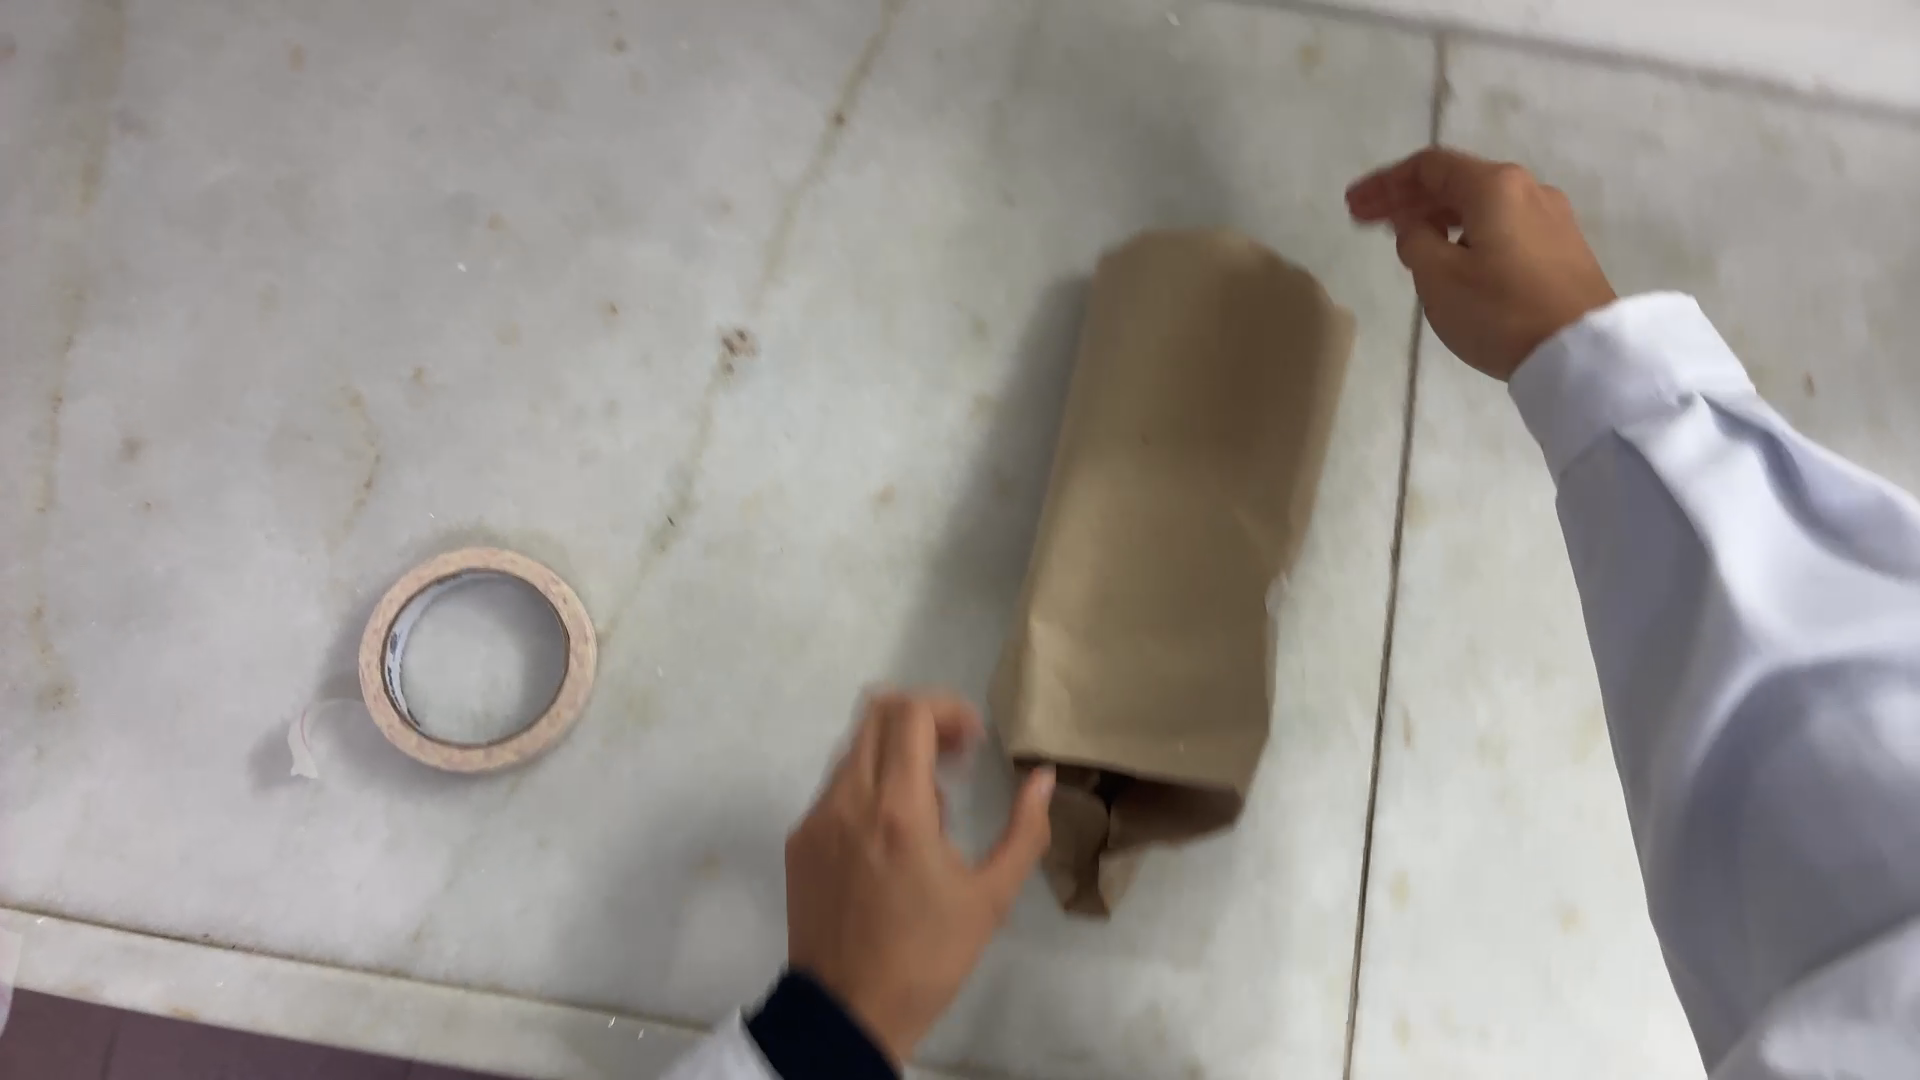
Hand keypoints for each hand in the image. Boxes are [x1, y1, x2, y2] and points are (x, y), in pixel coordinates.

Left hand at [784, 691, 1055, 1064]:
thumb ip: (1025, 831)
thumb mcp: (991, 898)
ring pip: (855, 745)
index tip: (974, 741)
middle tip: (955, 757)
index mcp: (898, 808)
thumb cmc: (927, 957)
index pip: (911, 713)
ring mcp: (817, 816)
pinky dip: (870, 782)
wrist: (846, 1015)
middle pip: (877, 711)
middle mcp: (848, 798)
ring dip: (896, 750)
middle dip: (923, 719)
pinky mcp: (799, 838)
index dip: (948, 709)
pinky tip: (891, 832)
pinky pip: (837, 783)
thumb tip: (1042, 777)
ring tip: (929, 803)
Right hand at [1346, 147, 1616, 379]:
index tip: (1353, 204)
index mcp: (1493, 188)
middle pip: (1453, 181)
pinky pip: (1495, 222)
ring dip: (1432, 214)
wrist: (1575, 346)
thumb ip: (1414, 241)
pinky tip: (1444, 250)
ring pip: (1475, 203)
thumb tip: (1412, 226)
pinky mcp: (1554, 244)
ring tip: (1400, 236)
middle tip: (1362, 218)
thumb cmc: (1497, 309)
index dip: (1385, 183)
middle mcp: (1524, 189)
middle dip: (1403, 197)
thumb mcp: (1437, 277)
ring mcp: (1545, 215)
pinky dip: (1459, 228)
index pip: (1429, 167)